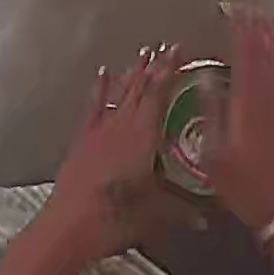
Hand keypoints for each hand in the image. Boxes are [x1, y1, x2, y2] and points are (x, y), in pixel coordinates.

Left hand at [40, 44, 181, 263]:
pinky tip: (104, 71)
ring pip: (122, 92)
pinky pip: (94, 106)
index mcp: (144, 136)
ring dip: (133, 72)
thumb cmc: (115, 218)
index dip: (170, 70)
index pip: (160, 94)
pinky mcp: (83, 139)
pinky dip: (100, 87)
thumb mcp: (155, 216)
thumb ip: (181, 212)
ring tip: (143, 52)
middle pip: (142, 88)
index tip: (179, 50)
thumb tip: (206, 220)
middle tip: (166, 46)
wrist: (67, 228)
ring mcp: (101, 129)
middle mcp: (124, 125)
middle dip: (156, 66)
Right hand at [209, 5, 273, 230]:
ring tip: (265, 19)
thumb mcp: (214, 154)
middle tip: (248, 8)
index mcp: (247, 101)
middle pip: (265, 50)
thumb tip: (206, 80)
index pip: (244, 53)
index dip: (239, 29)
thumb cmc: (246, 184)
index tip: (232, 11)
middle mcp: (272, 94)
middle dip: (256, 26)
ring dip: (273, 36)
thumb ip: (210, 112)